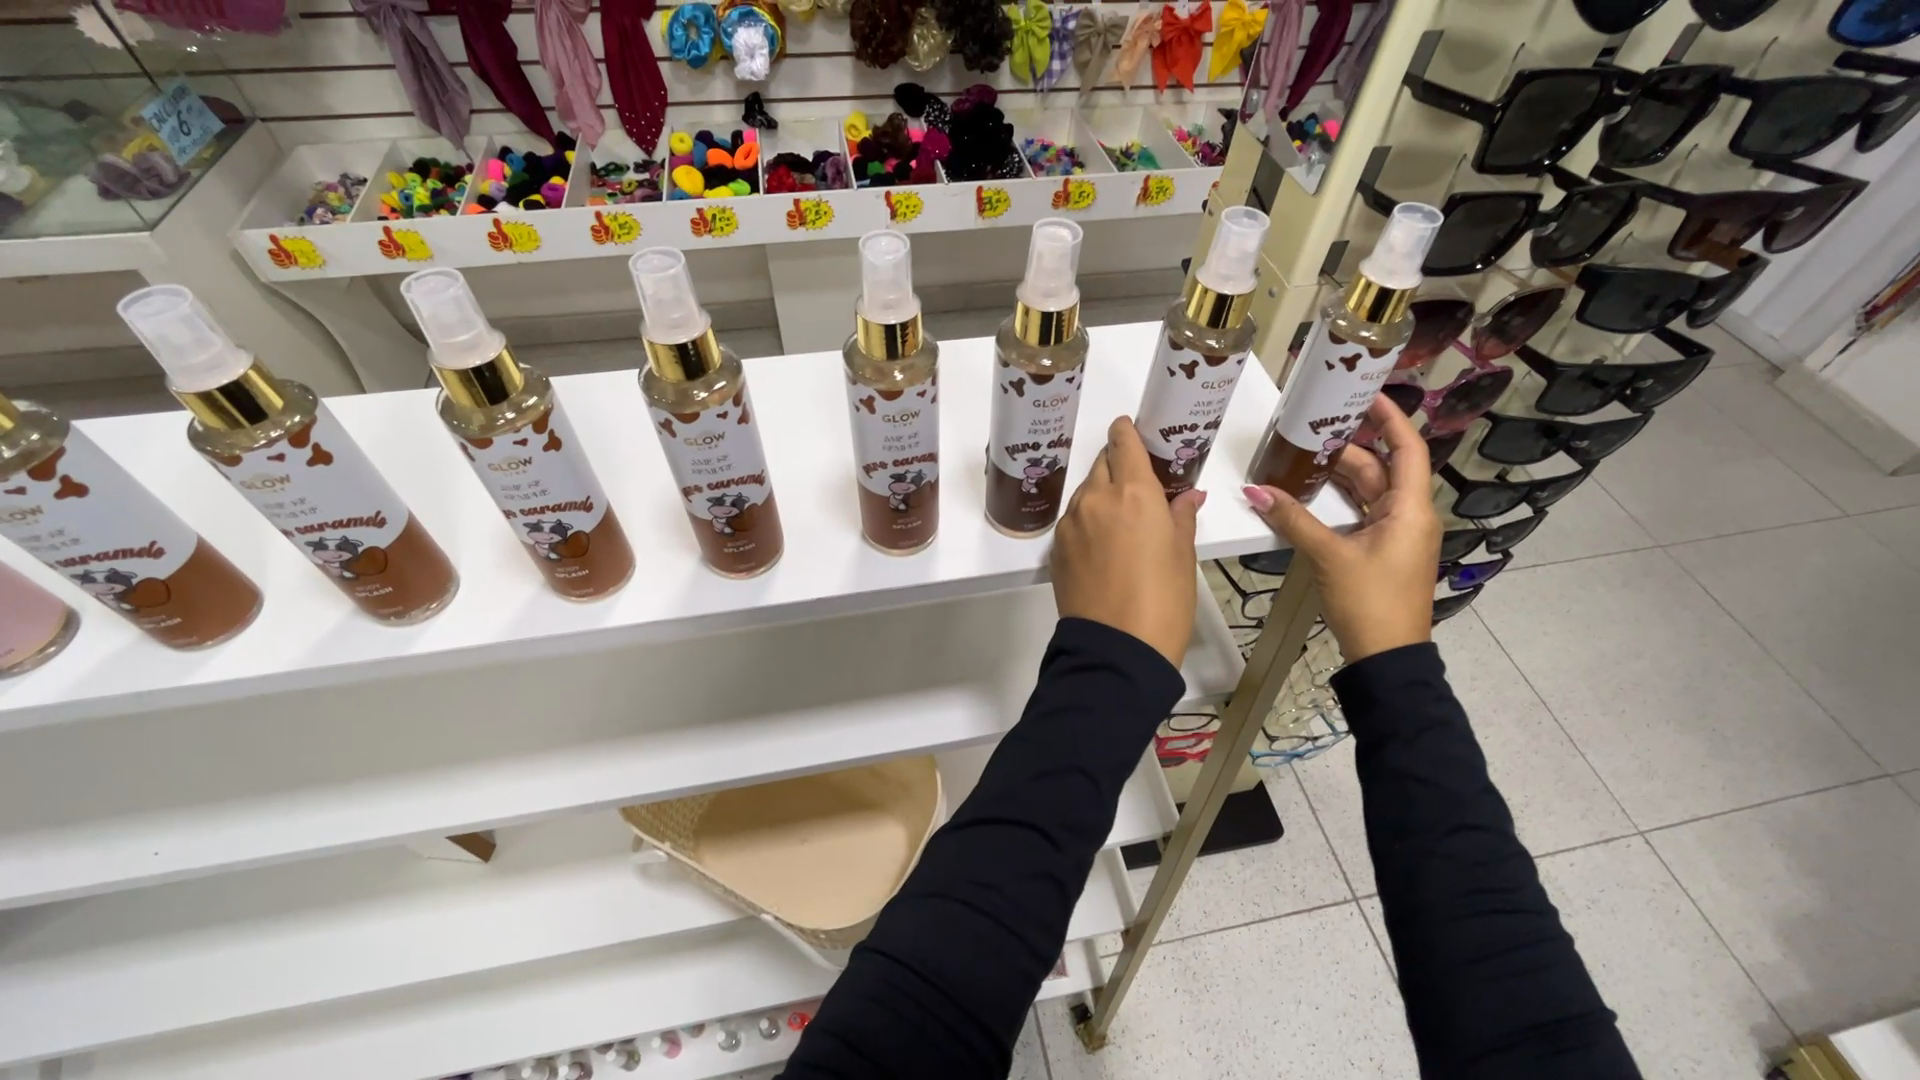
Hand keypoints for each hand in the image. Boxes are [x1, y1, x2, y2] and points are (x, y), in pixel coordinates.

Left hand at [1051, 417, 1206, 666]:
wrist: (1117, 649)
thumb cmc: (1163, 602)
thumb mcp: (1183, 556)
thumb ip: (1181, 518)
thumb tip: (1189, 498)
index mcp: (1134, 492)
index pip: (1123, 443)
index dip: (1126, 431)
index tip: (1128, 428)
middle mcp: (1096, 498)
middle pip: (1102, 464)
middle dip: (1117, 465)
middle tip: (1136, 481)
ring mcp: (1071, 524)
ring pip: (1085, 492)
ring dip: (1101, 494)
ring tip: (1122, 519)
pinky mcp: (1057, 549)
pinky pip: (1073, 521)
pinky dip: (1087, 521)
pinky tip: (1103, 545)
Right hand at [1242, 396, 1439, 661]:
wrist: (1386, 656)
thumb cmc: (1371, 602)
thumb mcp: (1329, 556)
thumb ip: (1292, 519)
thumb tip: (1254, 491)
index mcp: (1410, 509)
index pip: (1407, 449)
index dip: (1389, 418)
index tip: (1365, 394)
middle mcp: (1408, 516)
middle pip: (1381, 468)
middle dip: (1347, 448)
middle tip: (1310, 428)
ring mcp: (1395, 535)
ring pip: (1368, 492)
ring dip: (1338, 475)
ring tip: (1302, 455)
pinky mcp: (1380, 551)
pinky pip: (1359, 513)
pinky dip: (1337, 501)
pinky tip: (1308, 494)